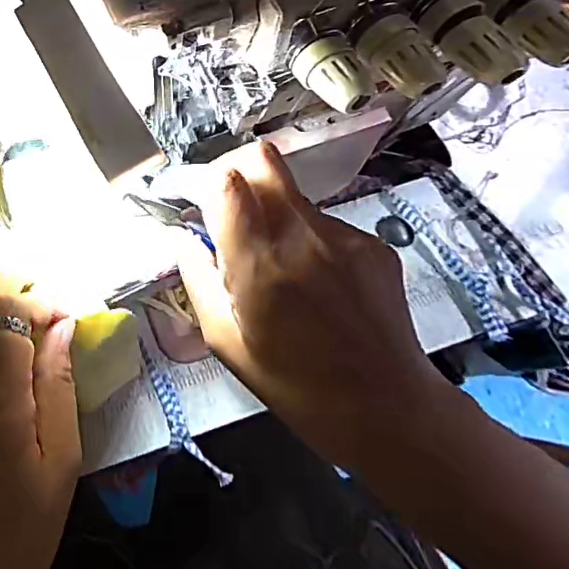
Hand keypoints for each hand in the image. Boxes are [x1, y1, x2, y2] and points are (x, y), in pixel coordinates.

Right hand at [175, 141, 438, 466]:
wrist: (388, 407)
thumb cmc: (298, 387)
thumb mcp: (227, 342)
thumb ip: (198, 279)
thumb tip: (181, 237)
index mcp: (259, 267)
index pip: (226, 181)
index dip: (201, 179)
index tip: (190, 194)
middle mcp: (302, 239)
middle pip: (261, 160)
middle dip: (235, 171)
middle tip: (225, 203)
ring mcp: (343, 237)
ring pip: (292, 194)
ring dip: (272, 213)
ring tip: (278, 263)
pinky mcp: (371, 243)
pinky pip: (324, 222)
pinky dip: (307, 238)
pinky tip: (316, 281)